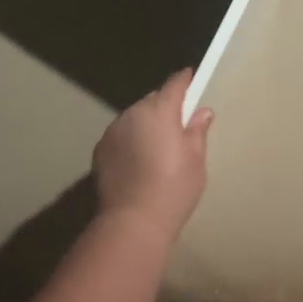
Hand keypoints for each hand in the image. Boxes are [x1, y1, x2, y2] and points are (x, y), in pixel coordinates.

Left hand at [92, 69, 214, 241]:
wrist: (131, 223)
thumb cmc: (172, 189)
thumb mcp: (195, 161)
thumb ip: (197, 131)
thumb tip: (202, 111)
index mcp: (159, 110)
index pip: (174, 84)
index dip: (184, 80)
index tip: (191, 78)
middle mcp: (133, 113)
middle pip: (153, 101)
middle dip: (164, 108)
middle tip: (177, 127)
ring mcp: (113, 131)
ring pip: (134, 118)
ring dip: (145, 125)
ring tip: (155, 149)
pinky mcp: (100, 150)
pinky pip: (120, 136)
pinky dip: (129, 141)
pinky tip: (137, 163)